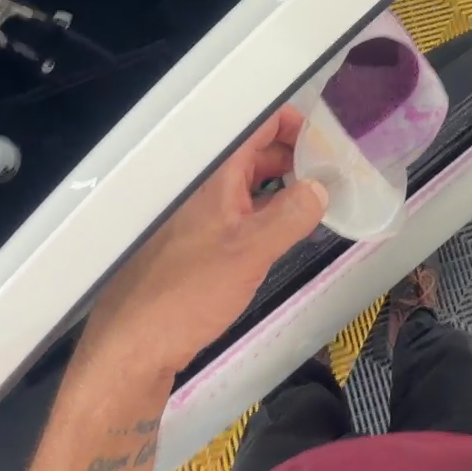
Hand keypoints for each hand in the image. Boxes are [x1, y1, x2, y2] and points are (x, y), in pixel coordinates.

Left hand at [81, 107, 327, 377]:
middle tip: (335, 172)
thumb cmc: (189, 291)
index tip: (329, 141)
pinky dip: (269, 211)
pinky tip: (290, 228)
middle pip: (259, 152)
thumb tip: (321, 188)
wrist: (136, 345)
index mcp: (216, 175)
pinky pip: (244, 211)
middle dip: (297, 157)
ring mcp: (204, 214)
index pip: (261, 126)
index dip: (296, 125)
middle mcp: (208, 186)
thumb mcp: (252, 251)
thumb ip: (291, 215)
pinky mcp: (203, 242)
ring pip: (252, 184)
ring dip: (286, 186)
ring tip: (322, 197)